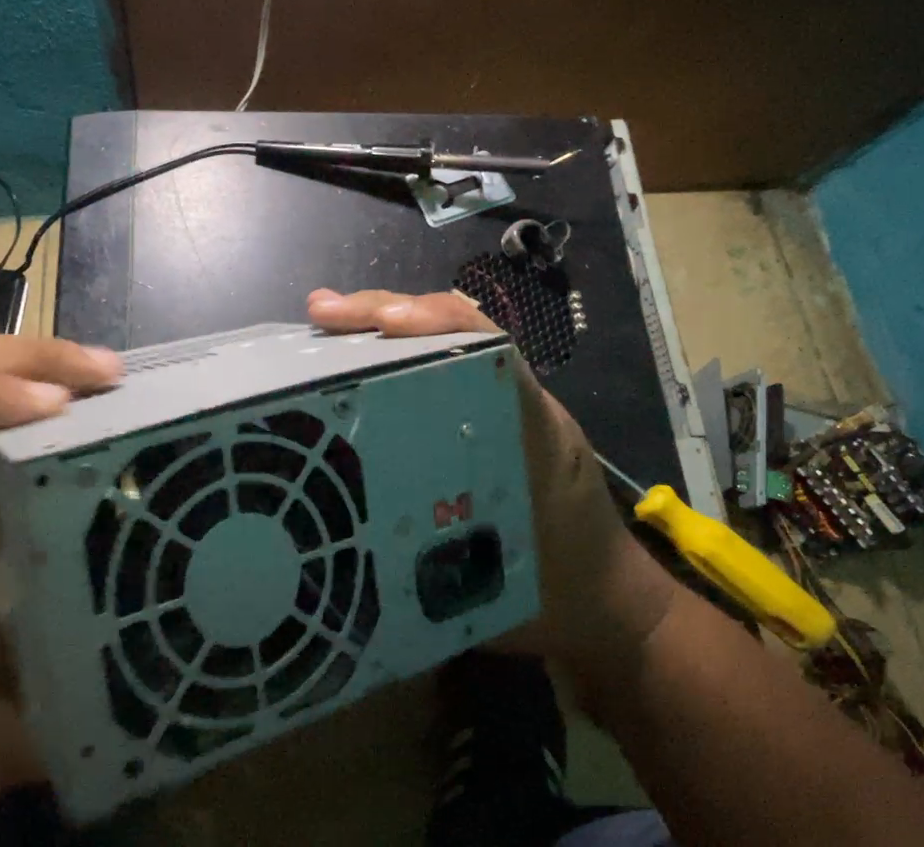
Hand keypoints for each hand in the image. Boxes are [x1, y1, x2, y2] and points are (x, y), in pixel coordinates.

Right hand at [304, 289, 676, 669]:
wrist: (602, 610)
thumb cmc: (560, 590)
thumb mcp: (506, 570)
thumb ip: (454, 556)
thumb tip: (371, 536)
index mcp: (528, 421)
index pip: (483, 344)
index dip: (431, 323)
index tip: (379, 324)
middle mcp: (507, 404)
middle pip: (450, 332)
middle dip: (384, 313)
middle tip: (323, 313)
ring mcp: (489, 414)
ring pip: (435, 350)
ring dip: (378, 335)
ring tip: (321, 327)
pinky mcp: (471, 432)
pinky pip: (426, 383)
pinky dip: (382, 367)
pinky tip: (342, 372)